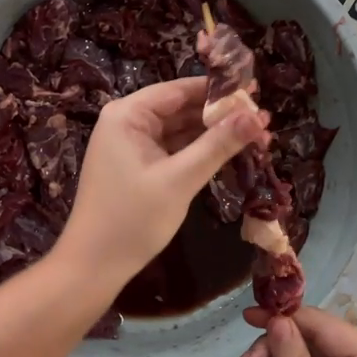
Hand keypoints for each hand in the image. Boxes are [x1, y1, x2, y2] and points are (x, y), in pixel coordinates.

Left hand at [54, 78, 263, 285]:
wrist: (93, 266)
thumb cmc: (132, 219)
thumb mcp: (179, 180)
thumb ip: (218, 145)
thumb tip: (256, 116)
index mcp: (128, 114)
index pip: (180, 89)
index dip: (218, 90)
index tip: (256, 91)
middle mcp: (127, 121)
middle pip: (181, 107)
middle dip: (220, 114)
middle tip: (263, 119)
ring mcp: (131, 144)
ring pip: (180, 129)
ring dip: (214, 133)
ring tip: (257, 135)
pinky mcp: (138, 165)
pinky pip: (173, 148)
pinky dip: (199, 150)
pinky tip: (230, 152)